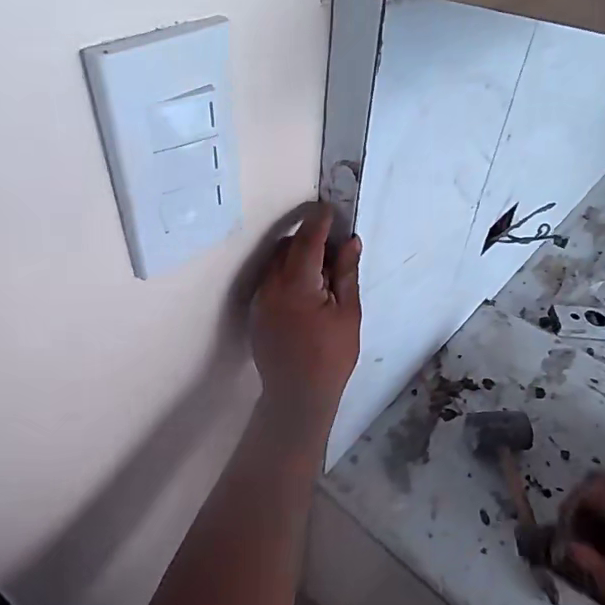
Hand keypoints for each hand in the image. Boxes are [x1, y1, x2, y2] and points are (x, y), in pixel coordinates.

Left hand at [249, 205, 360, 409]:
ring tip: (323, 276)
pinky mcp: (255, 311)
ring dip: (296, 258)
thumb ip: (346, 273)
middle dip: (309, 241)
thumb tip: (349, 242)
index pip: (306, 240)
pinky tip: (307, 293)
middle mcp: (270, 285)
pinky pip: (270, 280)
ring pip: (276, 263)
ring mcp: (259, 298)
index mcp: (295, 284)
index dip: (319, 222)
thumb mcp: (348, 313)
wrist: (297, 395)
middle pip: (287, 248)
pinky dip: (287, 275)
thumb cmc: (331, 356)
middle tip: (335, 252)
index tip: (330, 209)